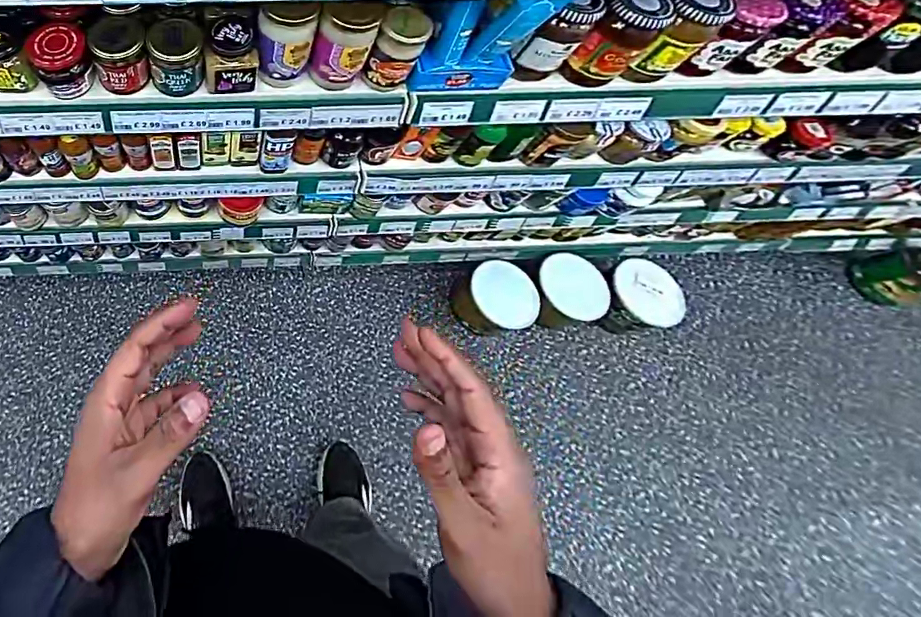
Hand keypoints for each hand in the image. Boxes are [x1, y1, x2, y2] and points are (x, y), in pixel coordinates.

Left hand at [51, 297, 209, 581]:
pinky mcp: (131, 436)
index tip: (186, 307)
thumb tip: (199, 398)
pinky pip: (156, 401)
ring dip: (170, 352)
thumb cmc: (92, 511)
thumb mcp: (135, 471)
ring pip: (149, 373)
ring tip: (192, 333)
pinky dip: (175, 391)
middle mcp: (113, 404)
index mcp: (106, 402)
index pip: (135, 348)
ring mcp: (121, 419)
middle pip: (141, 353)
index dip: (161, 323)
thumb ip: (171, 433)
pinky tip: (190, 391)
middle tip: (192, 310)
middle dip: (166, 328)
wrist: (77, 551)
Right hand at [396, 316, 554, 616]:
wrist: (516, 607)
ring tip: (404, 351)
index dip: (447, 357)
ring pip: (454, 402)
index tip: (425, 333)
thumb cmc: (500, 571)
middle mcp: (495, 448)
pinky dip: (428, 404)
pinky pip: (449, 424)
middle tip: (407, 330)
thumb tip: (424, 428)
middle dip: (434, 355)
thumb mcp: (464, 523)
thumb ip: (441, 474)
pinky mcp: (473, 467)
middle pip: (462, 389)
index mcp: (501, 453)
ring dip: (429, 374)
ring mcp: (484, 457)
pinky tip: (412, 396)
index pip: (472, 390)